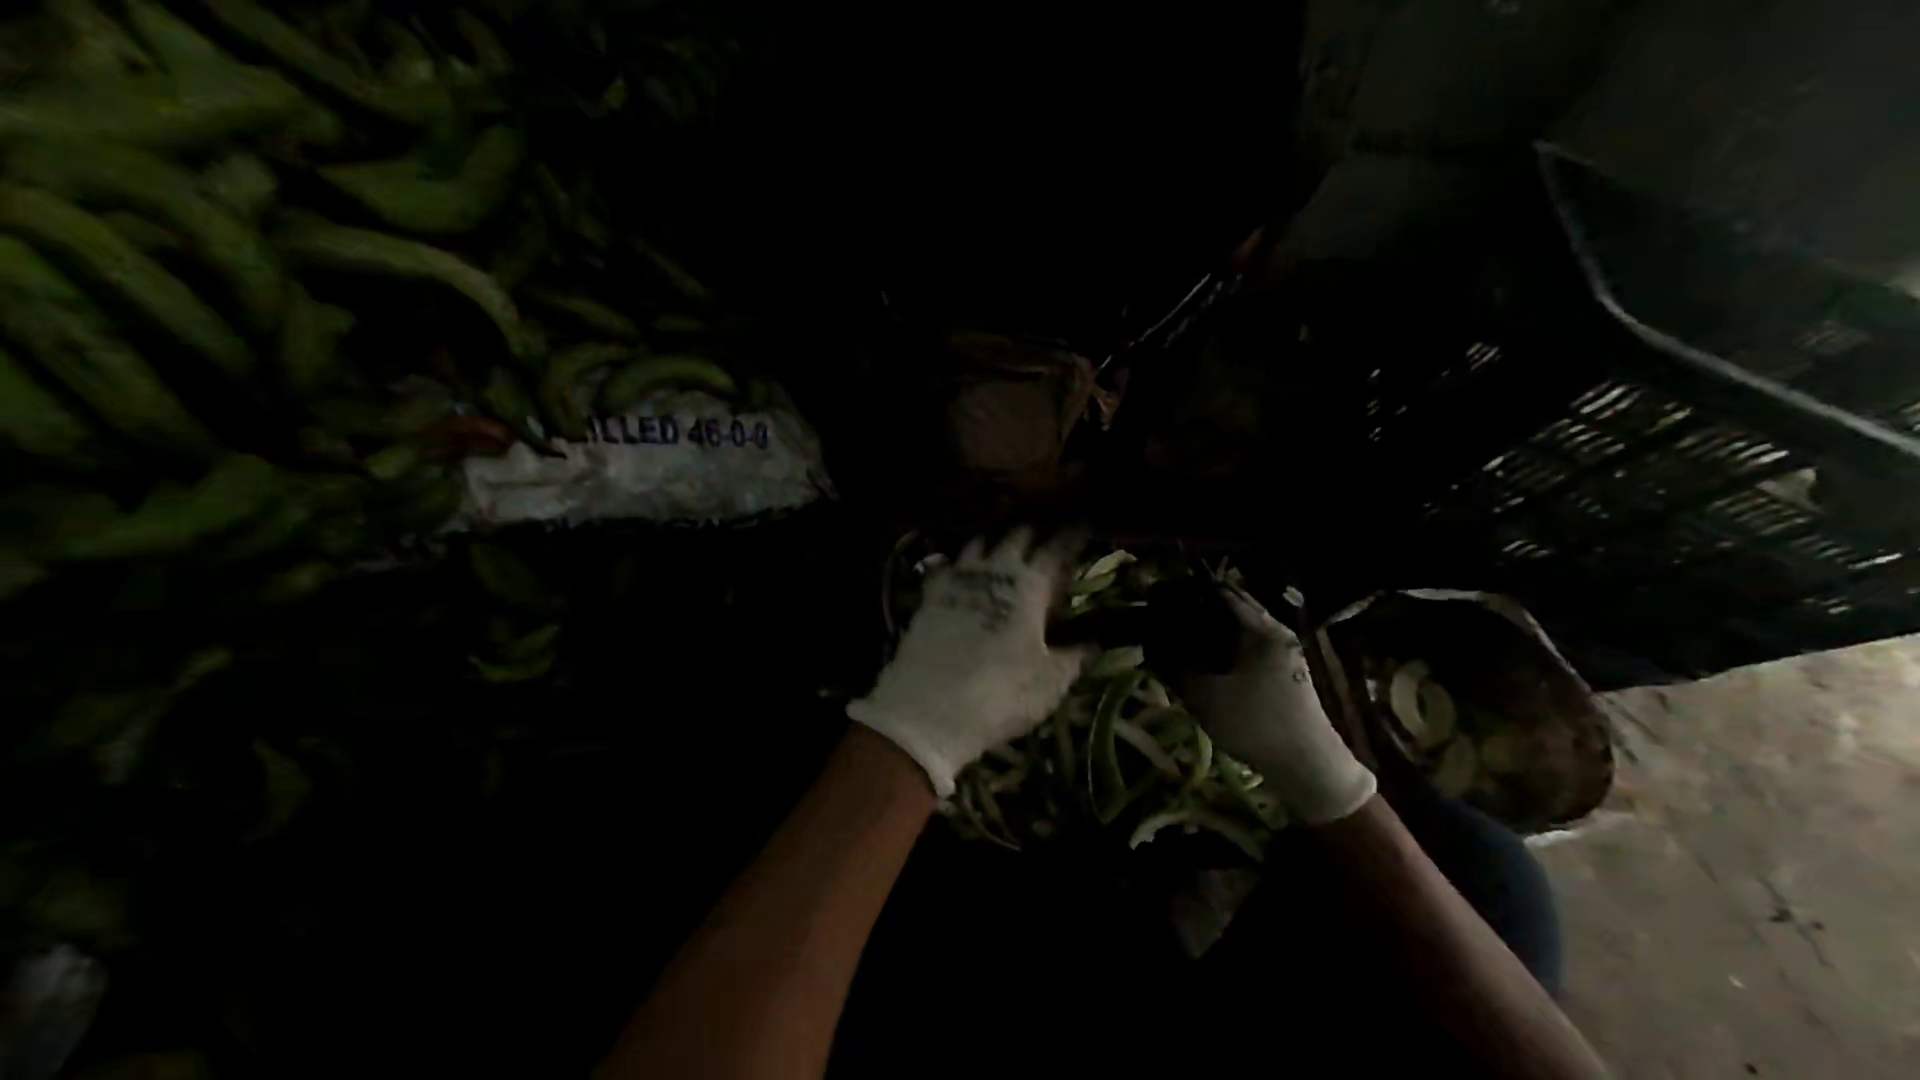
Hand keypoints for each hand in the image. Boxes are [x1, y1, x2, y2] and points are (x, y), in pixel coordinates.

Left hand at [849, 528, 1091, 797]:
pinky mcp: (929, 596)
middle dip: (1035, 534)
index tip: (1084, 526)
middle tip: (1047, 542)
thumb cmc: (1001, 694)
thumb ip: (1077, 656)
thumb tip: (1097, 642)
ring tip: (1007, 550)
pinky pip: (946, 566)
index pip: (1058, 547)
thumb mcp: (1051, 681)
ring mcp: (956, 580)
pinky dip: (959, 563)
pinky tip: (961, 571)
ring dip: (997, 542)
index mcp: (1030, 584)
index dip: (1073, 535)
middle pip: (1017, 536)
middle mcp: (993, 570)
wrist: (928, 711)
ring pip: (980, 543)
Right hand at [1181, 585, 1375, 824]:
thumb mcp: (1205, 697)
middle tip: (1167, 616)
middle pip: (1231, 607)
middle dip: (1199, 609)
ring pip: (1239, 627)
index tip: (1162, 595)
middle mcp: (1276, 631)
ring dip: (1211, 628)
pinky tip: (1203, 657)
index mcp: (1263, 629)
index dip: (1190, 591)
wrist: (1307, 766)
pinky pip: (1247, 643)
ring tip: (1180, 636)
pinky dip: (1224, 644)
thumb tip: (1152, 644)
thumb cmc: (1256, 725)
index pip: (1221, 592)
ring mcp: (1283, 650)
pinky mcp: (1283, 668)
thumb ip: (1175, 668)